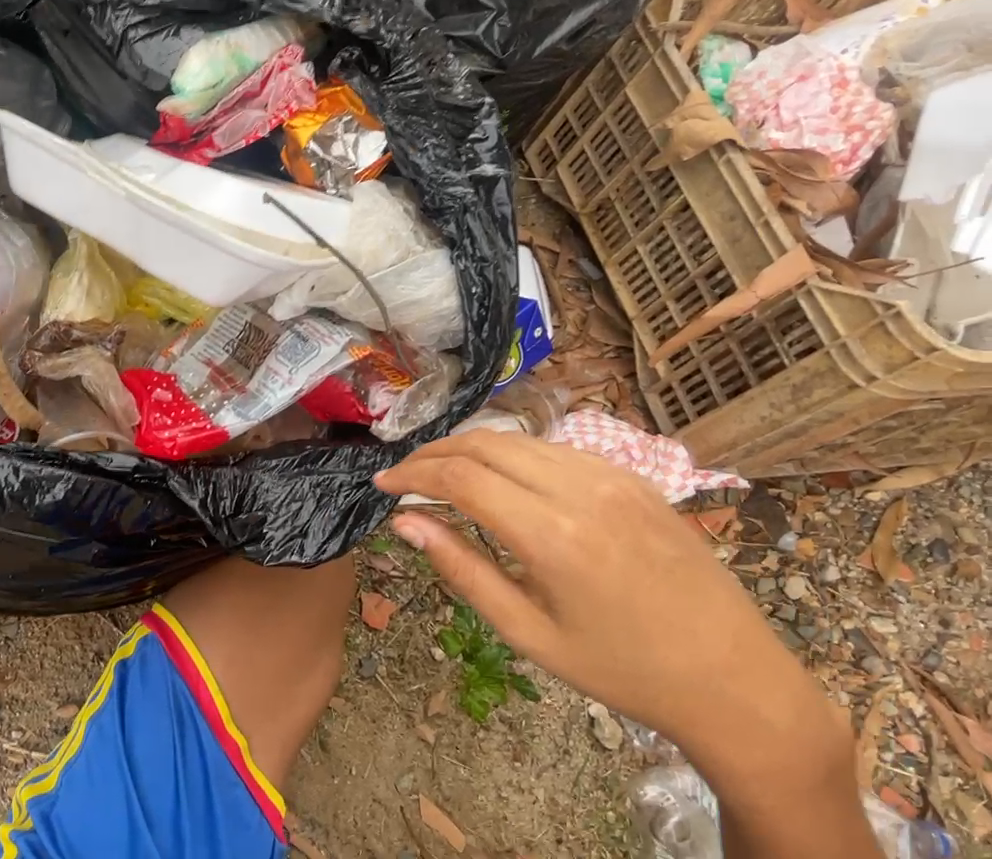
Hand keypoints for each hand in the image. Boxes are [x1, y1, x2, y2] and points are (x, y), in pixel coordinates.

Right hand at [375, 431, 849, 777]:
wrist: (735, 679)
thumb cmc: (621, 668)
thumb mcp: (528, 632)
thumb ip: (461, 569)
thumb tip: (404, 523)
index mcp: (553, 536)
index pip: (459, 478)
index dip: (412, 475)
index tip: (382, 486)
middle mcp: (582, 491)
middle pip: (483, 445)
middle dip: (432, 455)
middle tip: (404, 478)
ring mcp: (615, 478)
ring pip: (518, 439)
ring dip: (469, 449)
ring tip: (441, 474)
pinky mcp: (635, 479)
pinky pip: (555, 448)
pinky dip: (513, 452)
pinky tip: (501, 478)